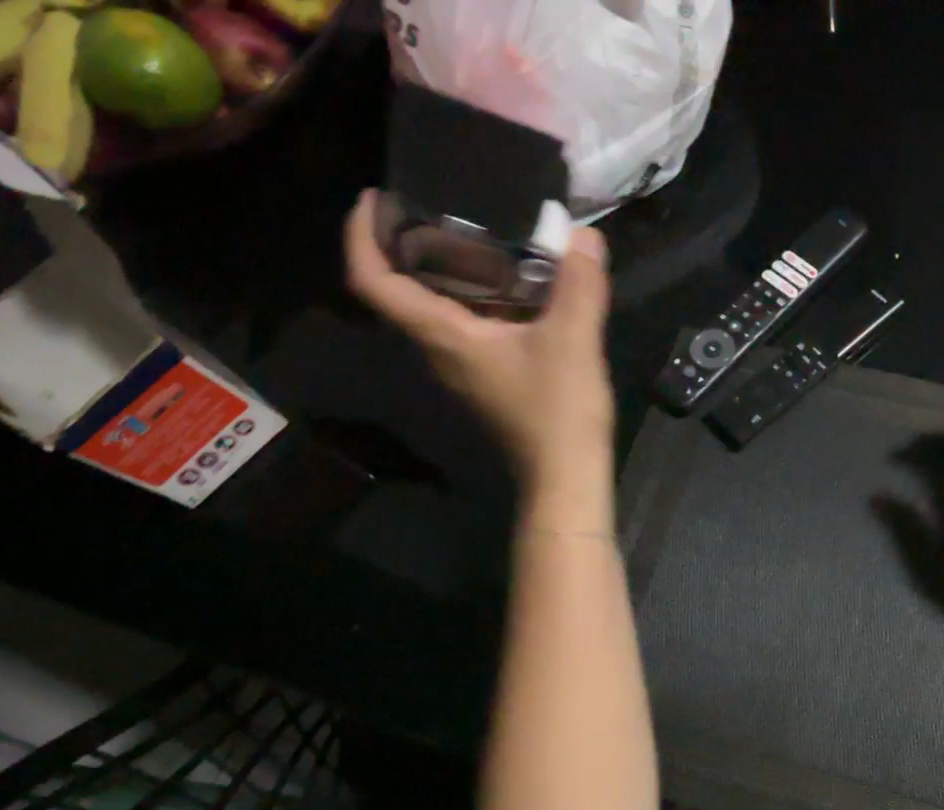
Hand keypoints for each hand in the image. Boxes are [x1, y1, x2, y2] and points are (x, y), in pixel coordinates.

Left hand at [344, 190, 614, 526]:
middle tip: (434, 207)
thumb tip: (583, 235)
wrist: (567, 475)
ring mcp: (463, 368)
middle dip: (405, 245)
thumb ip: (579, 284)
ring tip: (478, 236)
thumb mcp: (573, 340)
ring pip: (436, 309)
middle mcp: (441, 350)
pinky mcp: (488, 379)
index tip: (373, 200)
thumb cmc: (557, 409)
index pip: (374, 281)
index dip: (361, 236)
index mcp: (443, 335)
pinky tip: (517, 285)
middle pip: (400, 291)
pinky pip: (467, 326)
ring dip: (445, 271)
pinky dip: (478, 296)